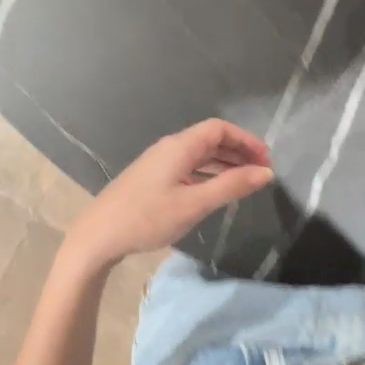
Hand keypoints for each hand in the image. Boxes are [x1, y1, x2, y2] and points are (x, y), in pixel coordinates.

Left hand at [60, 118, 273, 270]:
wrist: (98, 236)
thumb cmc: (147, 218)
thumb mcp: (194, 204)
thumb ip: (231, 186)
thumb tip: (265, 172)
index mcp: (179, 147)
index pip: (219, 128)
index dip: (246, 140)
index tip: (266, 160)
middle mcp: (169, 148)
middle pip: (209, 140)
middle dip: (238, 152)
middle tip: (262, 173)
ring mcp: (158, 164)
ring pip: (198, 156)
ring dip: (223, 165)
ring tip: (245, 183)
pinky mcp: (151, 180)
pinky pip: (187, 168)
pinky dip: (207, 175)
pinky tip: (215, 193)